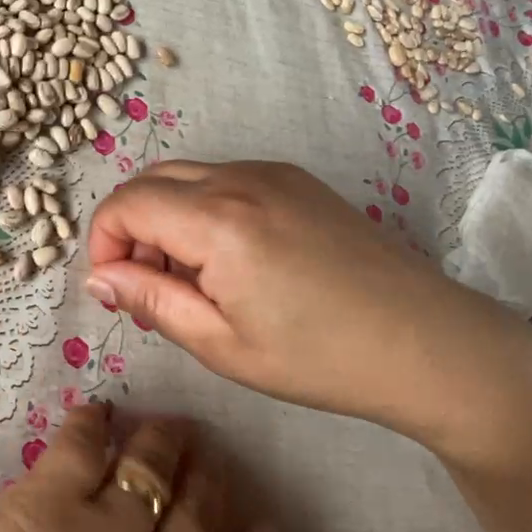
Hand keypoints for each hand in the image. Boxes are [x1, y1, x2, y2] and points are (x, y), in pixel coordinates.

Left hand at [0, 404, 283, 531]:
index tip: (269, 529)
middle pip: (196, 524)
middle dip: (210, 487)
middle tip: (217, 457)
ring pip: (147, 474)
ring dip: (162, 446)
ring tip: (175, 425)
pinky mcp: (52, 499)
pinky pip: (82, 447)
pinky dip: (92, 422)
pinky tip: (98, 408)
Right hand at [83, 160, 507, 437]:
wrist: (432, 346)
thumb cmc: (323, 359)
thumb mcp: (222, 345)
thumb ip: (150, 301)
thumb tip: (98, 278)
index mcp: (218, 221)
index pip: (124, 204)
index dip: (102, 244)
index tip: (117, 291)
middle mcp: (240, 179)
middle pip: (148, 181)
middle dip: (129, 229)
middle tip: (148, 289)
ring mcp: (270, 172)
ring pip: (182, 177)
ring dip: (163, 219)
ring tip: (190, 281)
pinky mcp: (294, 179)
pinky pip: (220, 180)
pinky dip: (199, 210)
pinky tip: (227, 262)